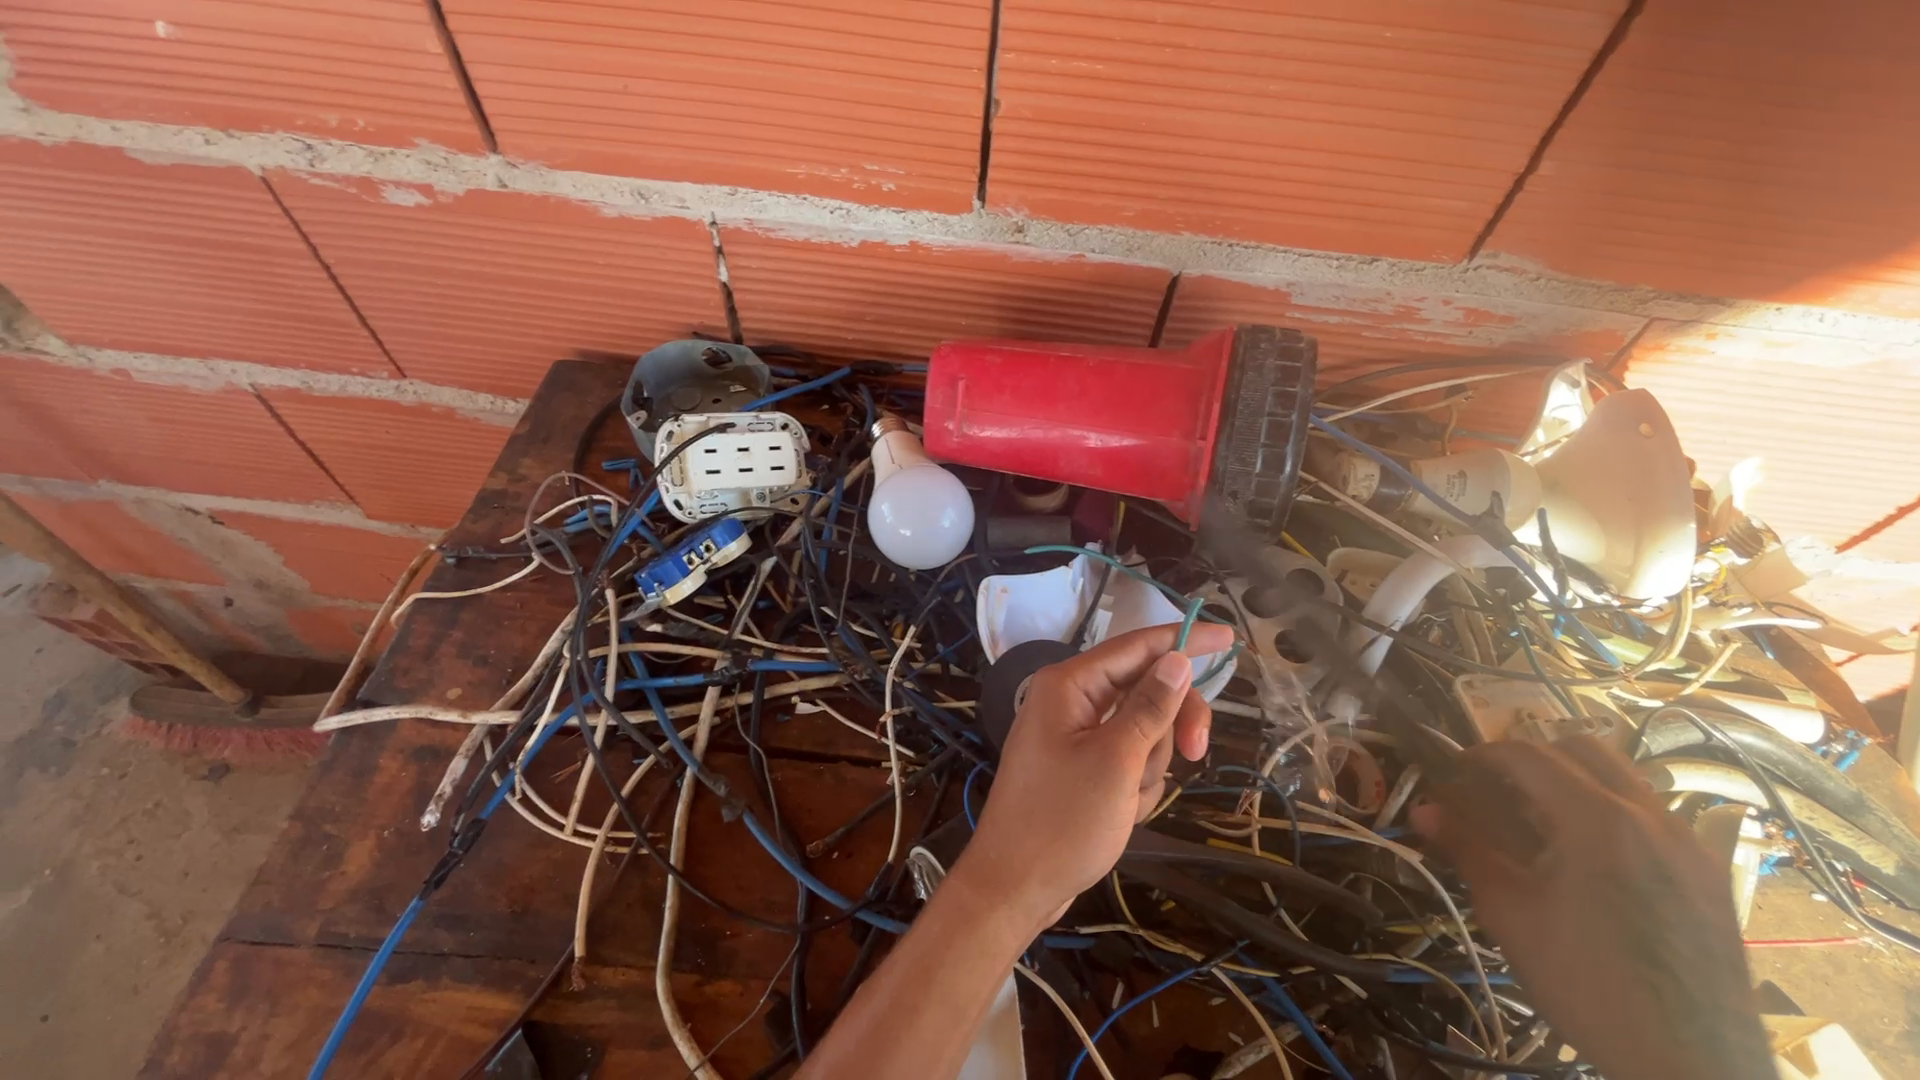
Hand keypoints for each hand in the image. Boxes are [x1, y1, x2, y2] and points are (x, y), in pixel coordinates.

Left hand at [951, 623, 1234, 931]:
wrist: (1016, 886)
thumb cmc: (1062, 821)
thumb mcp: (1116, 761)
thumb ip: (1150, 707)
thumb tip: (1176, 659)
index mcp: (1068, 685)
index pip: (1136, 647)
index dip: (1184, 640)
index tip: (1229, 636)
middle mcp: (1069, 701)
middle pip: (1145, 690)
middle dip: (1171, 724)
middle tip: (1199, 752)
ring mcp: (1074, 735)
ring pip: (1142, 730)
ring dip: (1149, 765)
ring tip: (1126, 799)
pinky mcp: (1081, 766)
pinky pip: (1127, 760)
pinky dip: (1135, 785)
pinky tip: (1121, 812)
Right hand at [1411, 737, 1773, 1079]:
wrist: (1690, 1063)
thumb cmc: (1585, 981)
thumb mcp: (1510, 912)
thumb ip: (1468, 848)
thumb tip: (1423, 809)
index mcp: (1597, 817)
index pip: (1527, 754)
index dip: (1481, 756)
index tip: (1452, 775)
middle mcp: (1650, 815)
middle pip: (1582, 749)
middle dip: (1532, 759)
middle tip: (1497, 793)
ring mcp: (1689, 843)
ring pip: (1624, 778)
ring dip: (1575, 782)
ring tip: (1543, 827)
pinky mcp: (1711, 875)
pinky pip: (1654, 816)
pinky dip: (1612, 814)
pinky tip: (1592, 863)